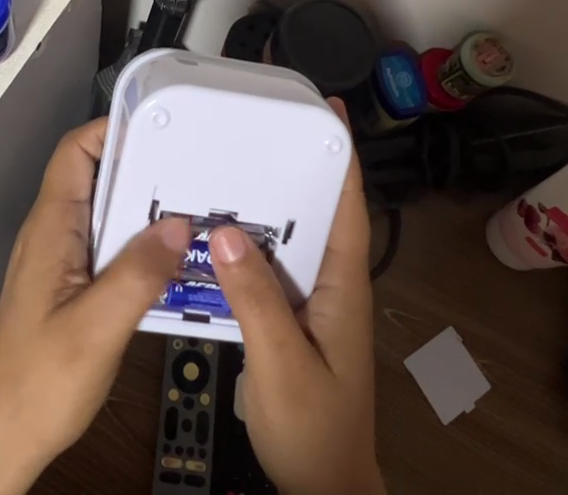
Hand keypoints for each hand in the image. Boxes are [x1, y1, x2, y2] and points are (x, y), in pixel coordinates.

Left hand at [0, 118, 191, 494]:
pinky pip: (106, 240)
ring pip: (103, 209)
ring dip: (143, 202)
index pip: (74, 152)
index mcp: (51, 228)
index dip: (111, 128)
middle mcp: (53, 232)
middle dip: (140, 163)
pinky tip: (171, 253)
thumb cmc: (42, 381)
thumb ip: (137, 275)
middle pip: (94, 174)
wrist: (7, 433)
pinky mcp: (70, 281)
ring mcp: (60, 256)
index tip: (161, 125)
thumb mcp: (95, 328)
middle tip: (192, 165)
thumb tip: (180, 225)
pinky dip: (138, 237)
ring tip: (192, 202)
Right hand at [210, 104, 384, 494]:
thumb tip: (226, 231)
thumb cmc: (314, 428)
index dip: (341, 155)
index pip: (347, 205)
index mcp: (342, 285)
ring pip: (292, 236)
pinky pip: (273, 264)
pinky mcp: (293, 316)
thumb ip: (255, 299)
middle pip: (319, 210)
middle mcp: (332, 283)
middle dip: (297, 164)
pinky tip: (220, 234)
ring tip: (231, 167)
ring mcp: (313, 301)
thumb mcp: (281, 363)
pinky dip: (251, 241)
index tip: (326, 111)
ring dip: (270, 202)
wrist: (324, 486)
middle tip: (260, 127)